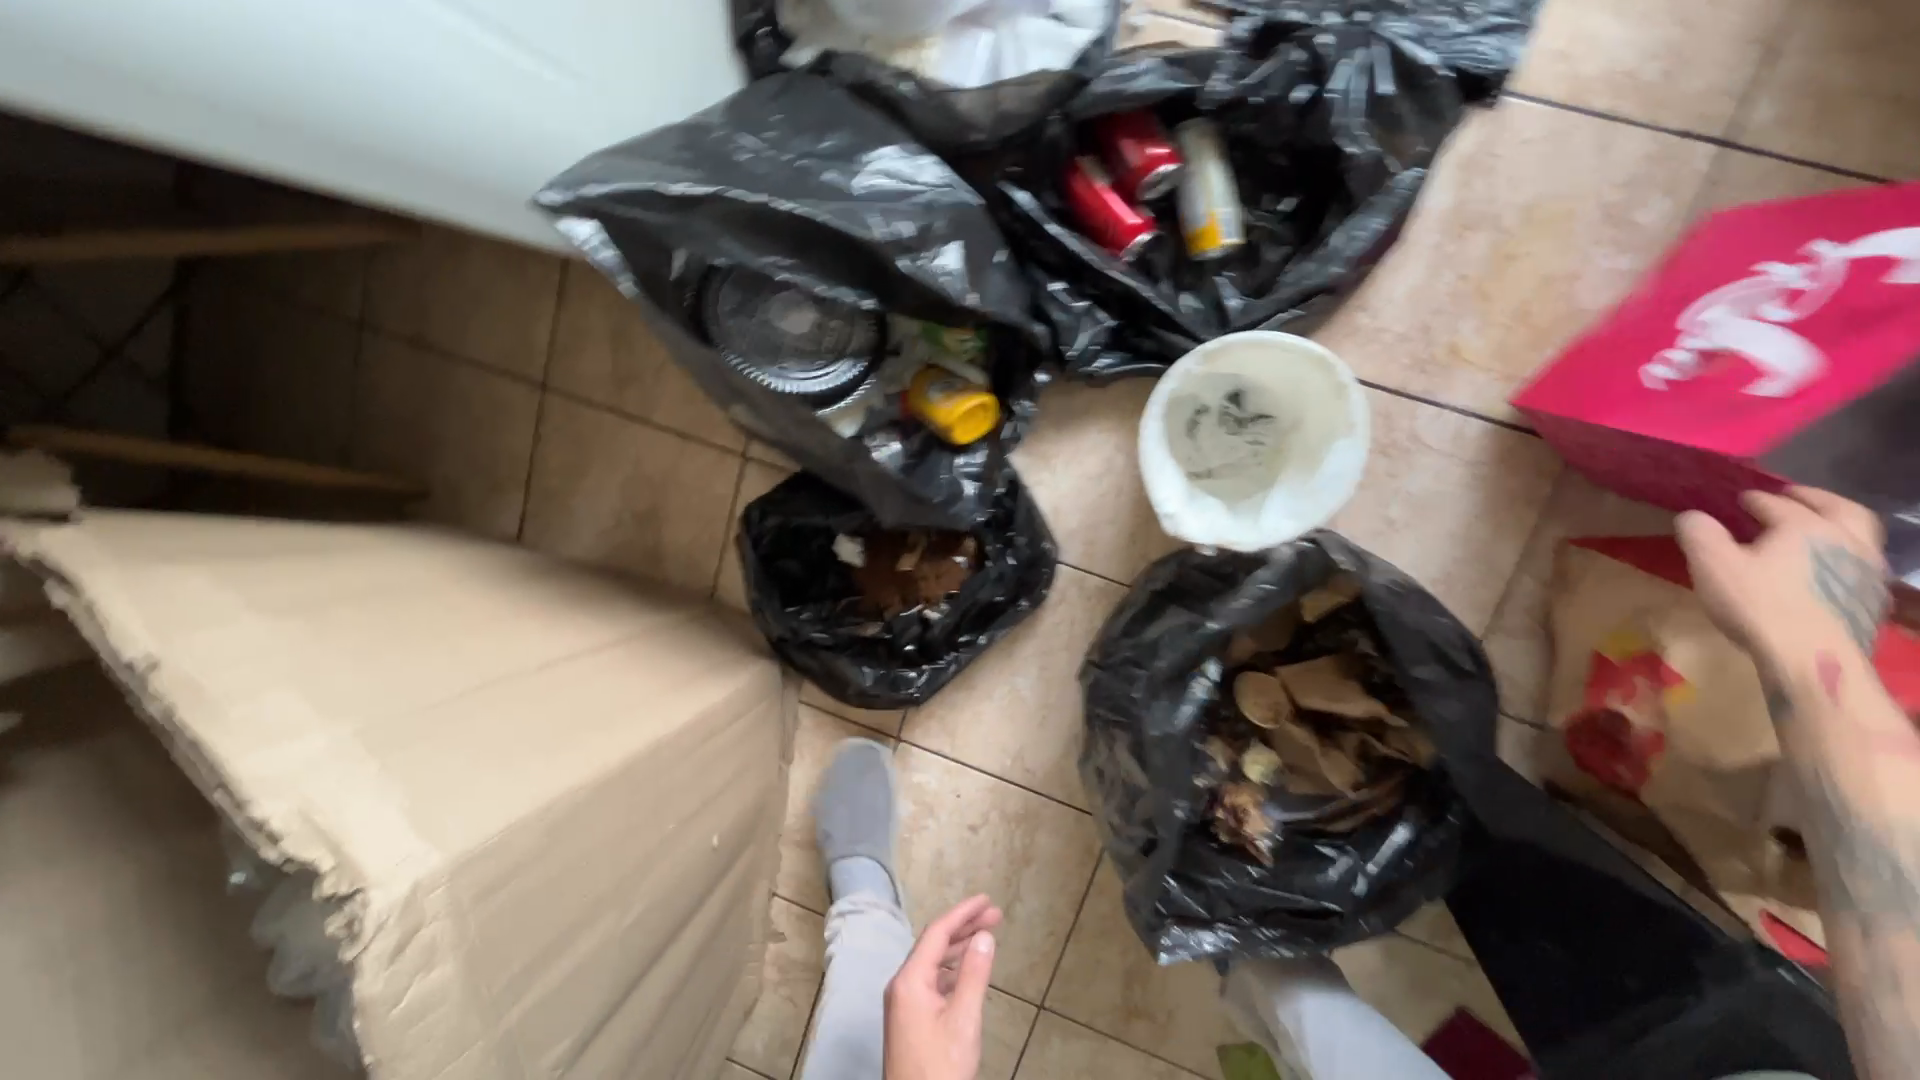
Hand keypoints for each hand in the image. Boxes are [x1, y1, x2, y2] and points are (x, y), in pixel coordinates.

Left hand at [884, 895, 1001, 1079]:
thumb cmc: (940, 1068)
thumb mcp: (963, 1020)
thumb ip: (974, 975)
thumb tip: (984, 936)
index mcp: (909, 980)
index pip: (937, 933)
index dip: (963, 913)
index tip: (987, 900)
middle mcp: (902, 985)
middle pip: (934, 944)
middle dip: (964, 926)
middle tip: (996, 915)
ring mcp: (903, 1002)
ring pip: (933, 962)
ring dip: (959, 947)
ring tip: (987, 935)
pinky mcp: (909, 1018)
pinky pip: (931, 980)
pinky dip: (952, 969)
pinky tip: (969, 969)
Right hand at [1675, 487, 1888, 672]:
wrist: (1812, 657)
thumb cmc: (1758, 605)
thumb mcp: (1712, 566)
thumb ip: (1699, 534)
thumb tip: (1692, 515)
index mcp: (1805, 527)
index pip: (1776, 504)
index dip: (1754, 499)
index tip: (1739, 499)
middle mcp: (1845, 540)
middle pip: (1839, 508)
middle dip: (1814, 498)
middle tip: (1793, 496)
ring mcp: (1866, 569)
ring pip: (1859, 534)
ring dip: (1837, 524)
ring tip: (1816, 528)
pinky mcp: (1872, 597)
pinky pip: (1862, 563)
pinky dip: (1844, 554)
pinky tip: (1828, 566)